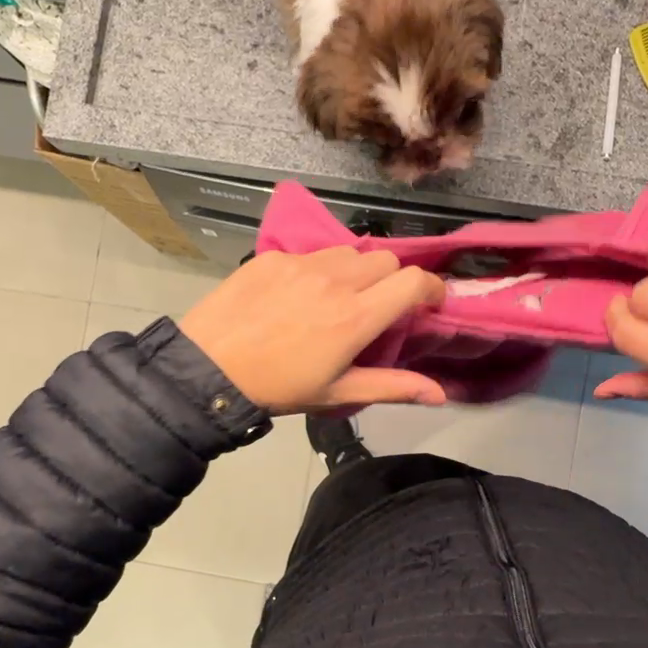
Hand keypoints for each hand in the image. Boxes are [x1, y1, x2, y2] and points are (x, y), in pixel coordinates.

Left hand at [180, 247, 446, 413]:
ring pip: (349, 252)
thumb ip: (392, 387)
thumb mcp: (338, 393)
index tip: (432, 301)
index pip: (413, 282)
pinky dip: (318, 269)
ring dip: (357, 271)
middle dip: (393, 280)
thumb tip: (439, 394)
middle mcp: (335, 281)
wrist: (208, 369)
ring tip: (340, 297)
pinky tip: (299, 295)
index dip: (432, 287)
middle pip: (386, 261)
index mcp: (356, 317)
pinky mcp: (273, 256)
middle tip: (380, 305)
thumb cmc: (278, 387)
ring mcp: (302, 263)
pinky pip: (311, 254)